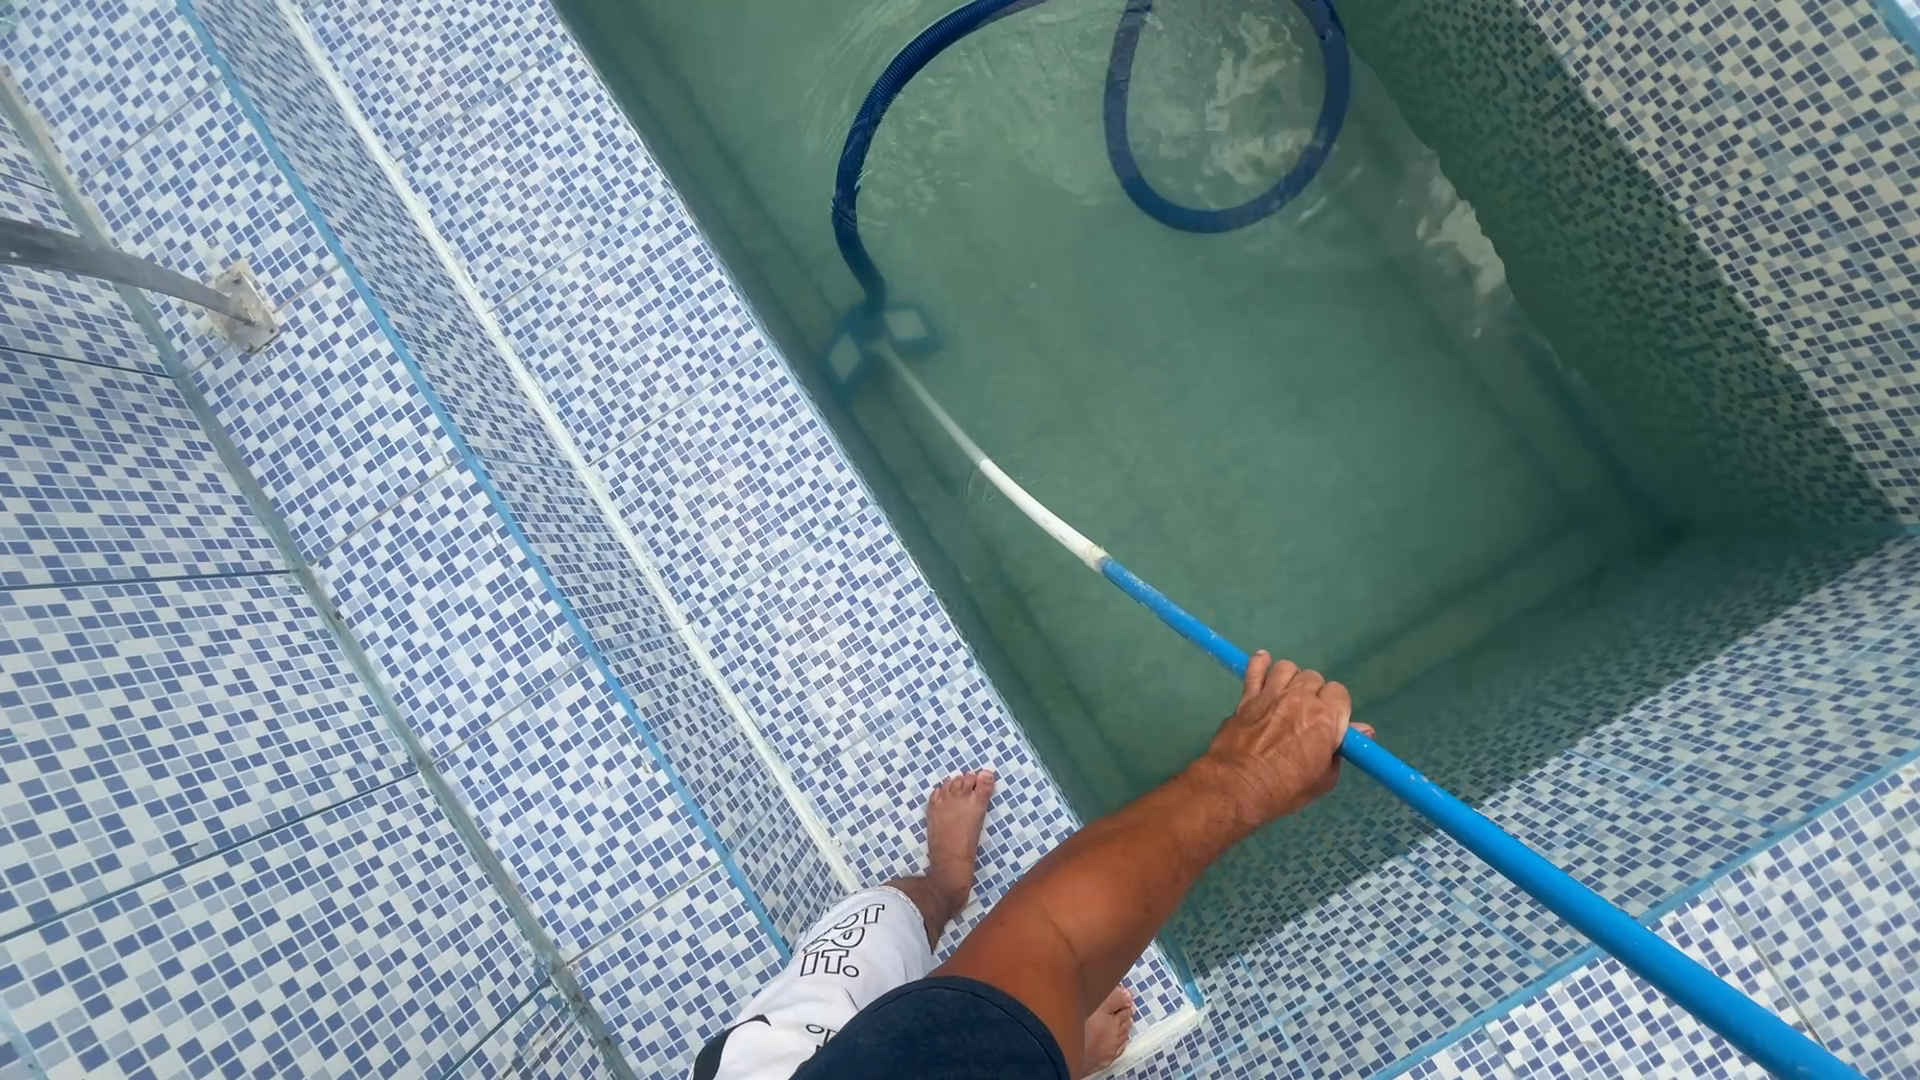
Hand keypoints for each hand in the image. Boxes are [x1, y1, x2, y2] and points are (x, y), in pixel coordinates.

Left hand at [1194, 651, 1370, 828]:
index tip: (1330, 721)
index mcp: (1325, 717)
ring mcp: (1271, 694)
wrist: (1239, 784)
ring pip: (1286, 668)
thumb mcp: (1325, 778)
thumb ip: (1342, 749)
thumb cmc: (1286, 788)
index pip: (1339, 693)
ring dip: (1291, 678)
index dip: (1336, 706)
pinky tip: (1263, 660)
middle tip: (1307, 714)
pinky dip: (1259, 663)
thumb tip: (1363, 730)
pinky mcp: (1247, 697)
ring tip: (1288, 694)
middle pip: (1313, 678)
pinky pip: (1254, 670)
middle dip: (1314, 693)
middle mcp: (1299, 698)